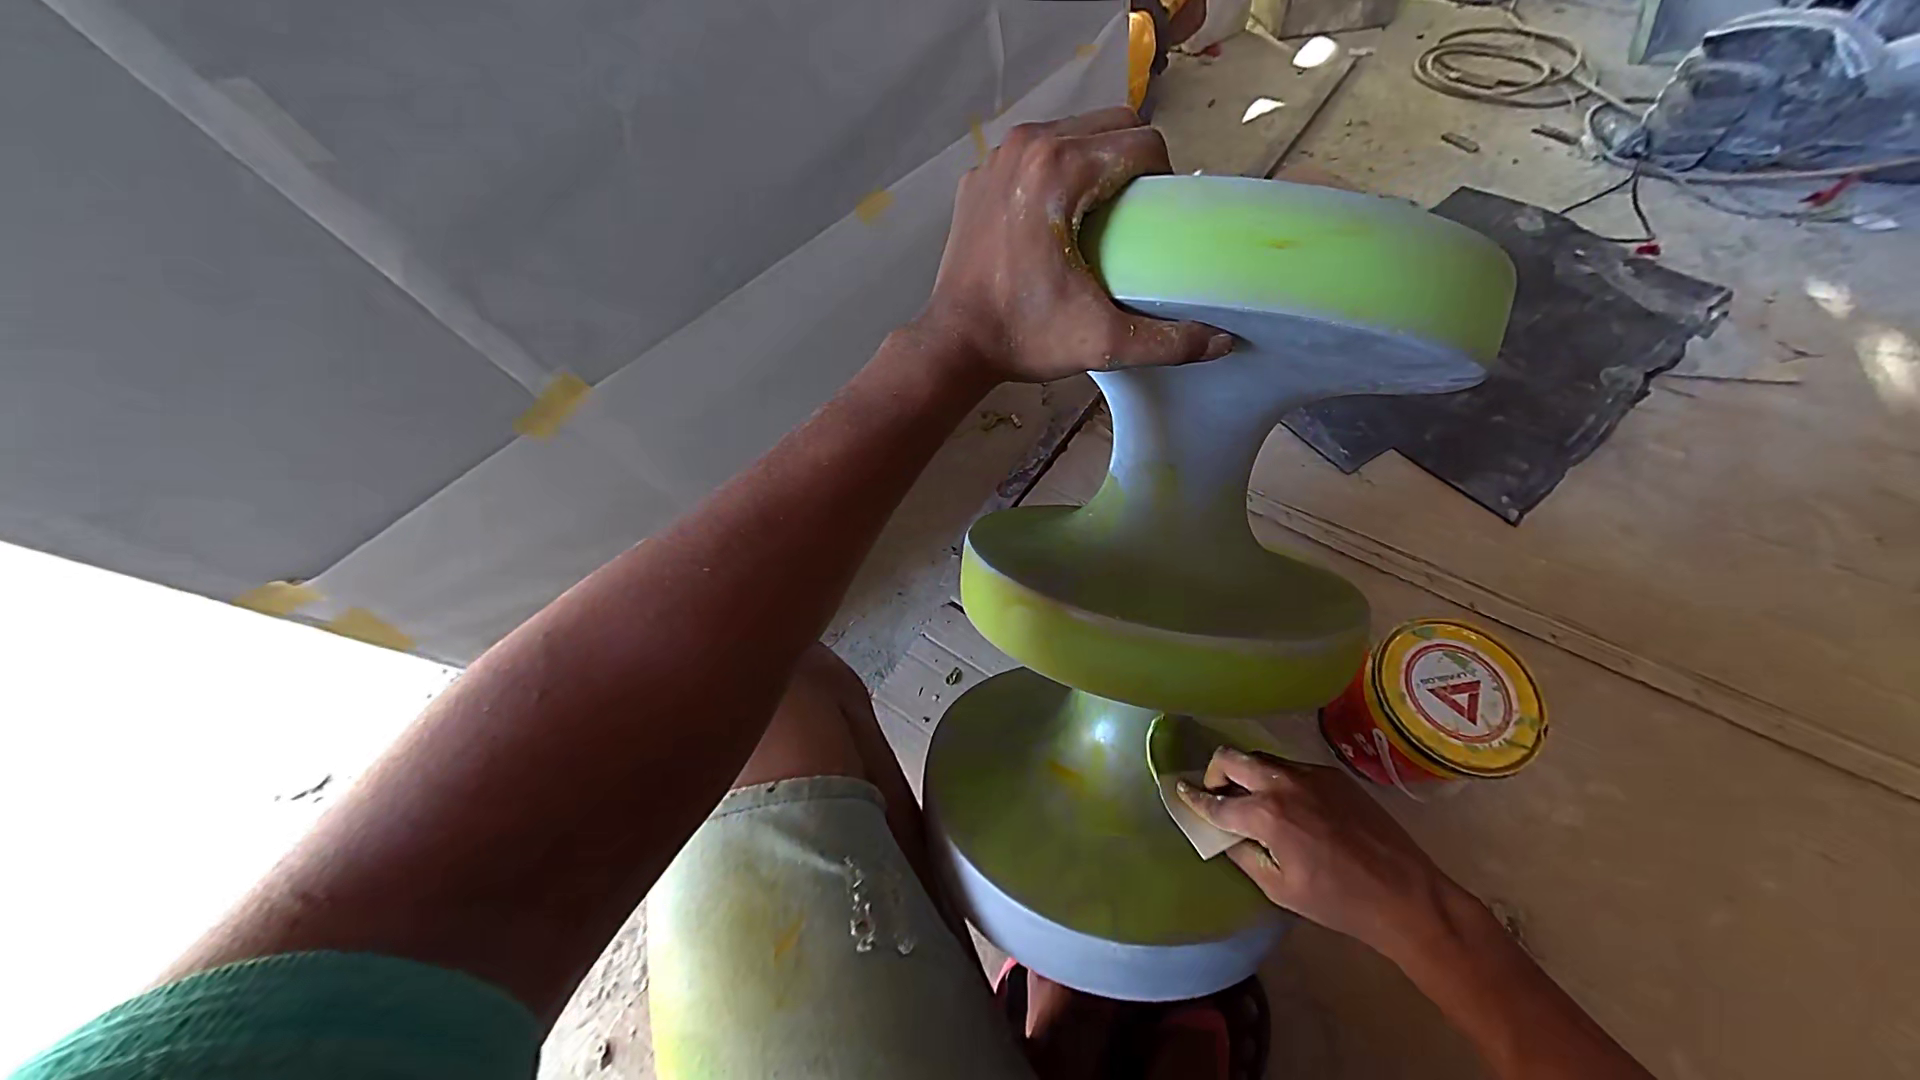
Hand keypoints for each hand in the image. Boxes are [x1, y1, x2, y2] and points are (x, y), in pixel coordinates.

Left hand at [920, 106, 1232, 383]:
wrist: (955, 345)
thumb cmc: (1022, 338)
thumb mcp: (1102, 341)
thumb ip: (1167, 341)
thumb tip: (1221, 343)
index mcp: (1061, 168)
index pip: (1142, 142)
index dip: (1163, 177)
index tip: (1158, 217)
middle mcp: (1026, 146)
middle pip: (1109, 125)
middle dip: (1132, 163)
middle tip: (1133, 217)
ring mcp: (996, 160)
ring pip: (1070, 133)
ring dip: (1094, 163)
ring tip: (1097, 217)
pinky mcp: (978, 179)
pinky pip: (1031, 157)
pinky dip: (1052, 175)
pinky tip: (1053, 220)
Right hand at [1177, 748, 1451, 954]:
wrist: (1407, 895)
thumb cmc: (1338, 901)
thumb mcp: (1279, 888)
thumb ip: (1243, 854)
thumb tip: (1225, 834)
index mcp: (1265, 815)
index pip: (1214, 800)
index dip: (1192, 796)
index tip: (1179, 789)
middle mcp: (1282, 784)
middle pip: (1230, 757)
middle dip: (1214, 772)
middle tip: (1217, 791)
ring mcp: (1309, 774)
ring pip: (1261, 758)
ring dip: (1247, 773)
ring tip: (1254, 798)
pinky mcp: (1332, 774)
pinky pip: (1291, 767)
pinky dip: (1279, 780)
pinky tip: (1294, 806)